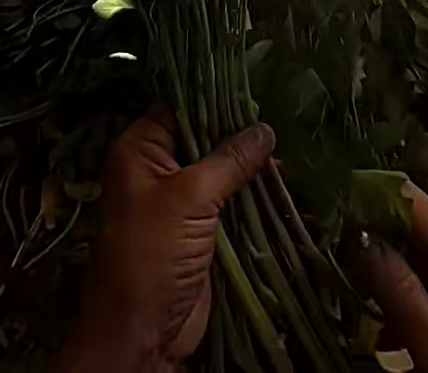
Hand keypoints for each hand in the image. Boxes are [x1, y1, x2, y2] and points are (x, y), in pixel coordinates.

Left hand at [55, 114, 275, 371]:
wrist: (143, 334)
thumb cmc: (152, 253)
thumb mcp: (190, 197)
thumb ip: (229, 159)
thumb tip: (265, 129)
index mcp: (141, 149)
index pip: (180, 107)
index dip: (215, 101)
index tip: (253, 94)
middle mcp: (158, 167)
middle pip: (203, 138)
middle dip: (239, 135)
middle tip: (278, 126)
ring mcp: (180, 197)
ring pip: (220, 169)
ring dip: (250, 166)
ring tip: (287, 155)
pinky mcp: (199, 226)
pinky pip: (228, 199)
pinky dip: (252, 193)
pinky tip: (282, 184)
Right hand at [351, 182, 427, 372]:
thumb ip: (403, 296)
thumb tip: (361, 233)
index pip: (417, 203)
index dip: (374, 194)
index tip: (334, 202)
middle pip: (416, 225)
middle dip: (373, 231)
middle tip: (333, 248)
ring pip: (418, 253)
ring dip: (382, 264)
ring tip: (348, 285)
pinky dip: (399, 291)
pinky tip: (382, 325)